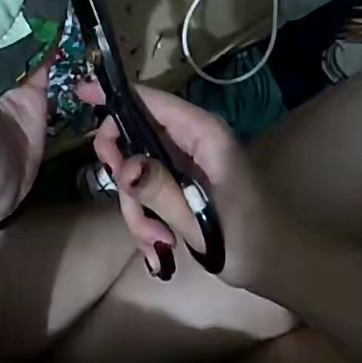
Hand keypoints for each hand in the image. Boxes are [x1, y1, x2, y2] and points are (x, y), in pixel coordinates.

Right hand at [78, 80, 292, 289]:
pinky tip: (158, 246)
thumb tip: (123, 167)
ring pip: (136, 169)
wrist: (281, 268)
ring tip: (155, 241)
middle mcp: (190, 139)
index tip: (80, 93)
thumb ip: (159, 189)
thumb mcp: (200, 219)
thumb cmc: (250, 239)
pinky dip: (145, 217)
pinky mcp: (180, 182)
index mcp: (201, 133)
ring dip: (136, 207)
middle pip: (133, 135)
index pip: (148, 100)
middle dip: (124, 174)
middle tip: (125, 197)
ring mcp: (184, 161)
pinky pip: (147, 189)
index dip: (113, 94)